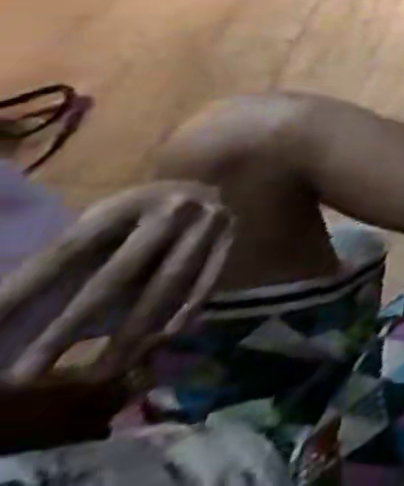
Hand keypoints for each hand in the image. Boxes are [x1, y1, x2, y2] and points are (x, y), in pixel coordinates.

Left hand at [0, 182, 232, 385]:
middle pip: (117, 274)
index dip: (21, 294)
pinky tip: (167, 337)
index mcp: (125, 204)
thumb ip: (73, 259)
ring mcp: (209, 224)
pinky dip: (188, 308)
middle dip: (70, 326)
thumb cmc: (138, 209)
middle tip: (27, 375)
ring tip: (99, 373)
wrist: (211, 177)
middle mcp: (172, 211)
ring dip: (132, 331)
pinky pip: (209, 278)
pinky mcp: (232, 237)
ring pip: (168, 282)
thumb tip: (14, 318)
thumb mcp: (105, 220)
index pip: (65, 254)